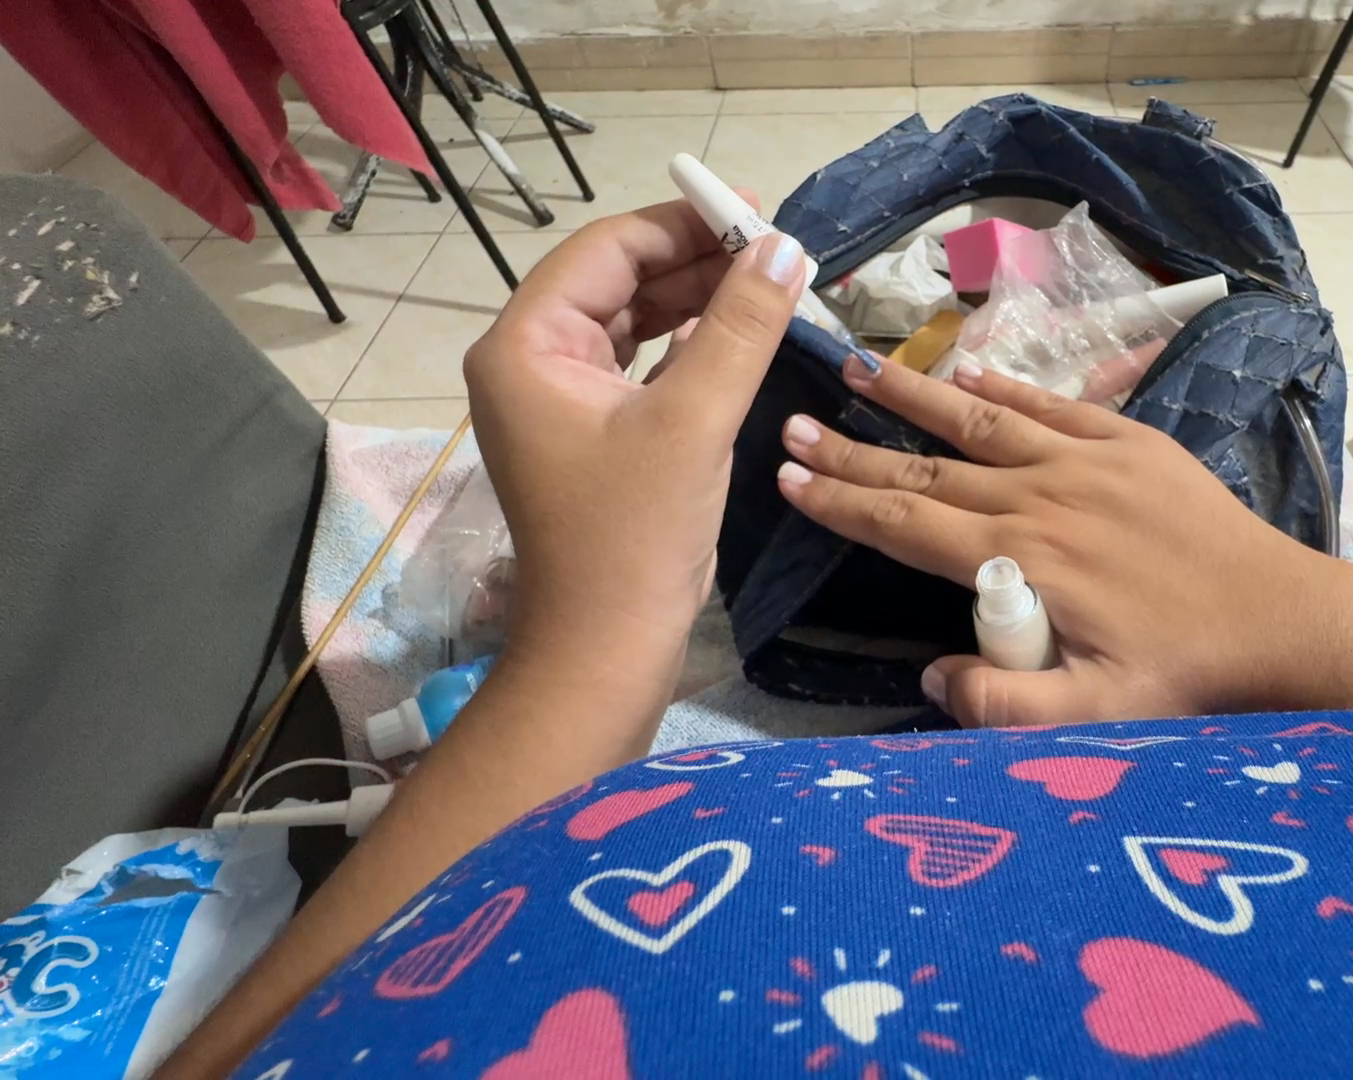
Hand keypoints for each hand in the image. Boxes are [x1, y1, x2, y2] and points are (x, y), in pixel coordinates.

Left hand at [463, 199, 808, 706]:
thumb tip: (785, 249)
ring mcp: (566, 401)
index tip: (755, 212)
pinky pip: (647, 369)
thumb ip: (740, 328)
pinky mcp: (601, 433)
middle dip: (696, 263)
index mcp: (527, 345)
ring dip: (699, 304)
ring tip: (767, 284)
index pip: (606, 251)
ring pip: (637, 326)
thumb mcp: (694, 420)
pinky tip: (736, 337)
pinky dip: (692, 349)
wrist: (612, 640)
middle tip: (773, 250)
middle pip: (620, 283)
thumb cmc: (638, 531)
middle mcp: (535, 362)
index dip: (682, 223)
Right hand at [775, 359, 1352, 726]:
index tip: (788, 476)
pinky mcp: (1126, 441)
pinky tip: (966, 371)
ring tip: (860, 370)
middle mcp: (1039, 495)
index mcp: (1020, 557)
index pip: (906, 522)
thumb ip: (1000, 702)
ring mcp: (1084, 458)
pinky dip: (1003, 386)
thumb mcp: (1091, 716)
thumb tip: (930, 676)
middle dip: (853, 447)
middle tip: (795, 420)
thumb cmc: (1182, 670)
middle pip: (926, 465)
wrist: (1278, 617)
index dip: (842, 500)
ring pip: (979, 418)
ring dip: (913, 396)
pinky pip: (1050, 404)